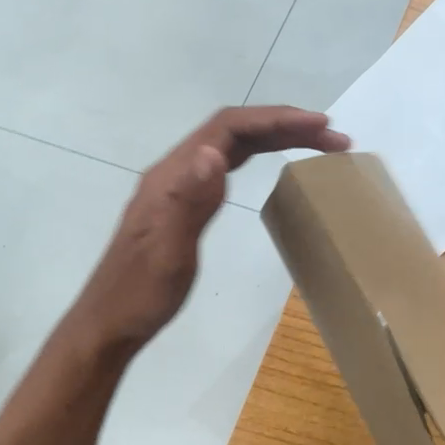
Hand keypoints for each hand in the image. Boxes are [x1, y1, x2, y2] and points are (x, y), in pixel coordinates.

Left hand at [63, 106, 348, 355]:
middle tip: (335, 137)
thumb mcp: (168, 253)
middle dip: (286, 125)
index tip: (320, 127)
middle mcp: (176, 171)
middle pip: (236, 130)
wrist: (109, 323)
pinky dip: (261, 154)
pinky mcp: (187, 201)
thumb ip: (190, 201)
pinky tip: (277, 162)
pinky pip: (230, 163)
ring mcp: (181, 185)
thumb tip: (215, 152)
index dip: (276, 120)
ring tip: (319, 143)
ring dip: (277, 136)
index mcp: (172, 176)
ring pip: (234, 144)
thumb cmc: (141, 294)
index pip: (228, 128)